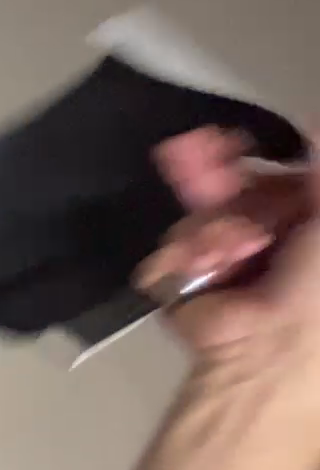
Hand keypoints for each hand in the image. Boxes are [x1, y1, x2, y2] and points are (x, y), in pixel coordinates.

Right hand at [137, 127, 319, 368]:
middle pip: (231, 193)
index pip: (282, 175)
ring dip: (205, 233)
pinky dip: (177, 261)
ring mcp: (221, 259)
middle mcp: (272, 234)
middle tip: (183, 149)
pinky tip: (198, 269)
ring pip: (194, 222)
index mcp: (313, 219)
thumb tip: (309, 124)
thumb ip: (318, 167)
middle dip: (210, 178)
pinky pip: (165, 257)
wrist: (275, 345)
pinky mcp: (179, 282)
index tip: (223, 139)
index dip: (256, 157)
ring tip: (222, 253)